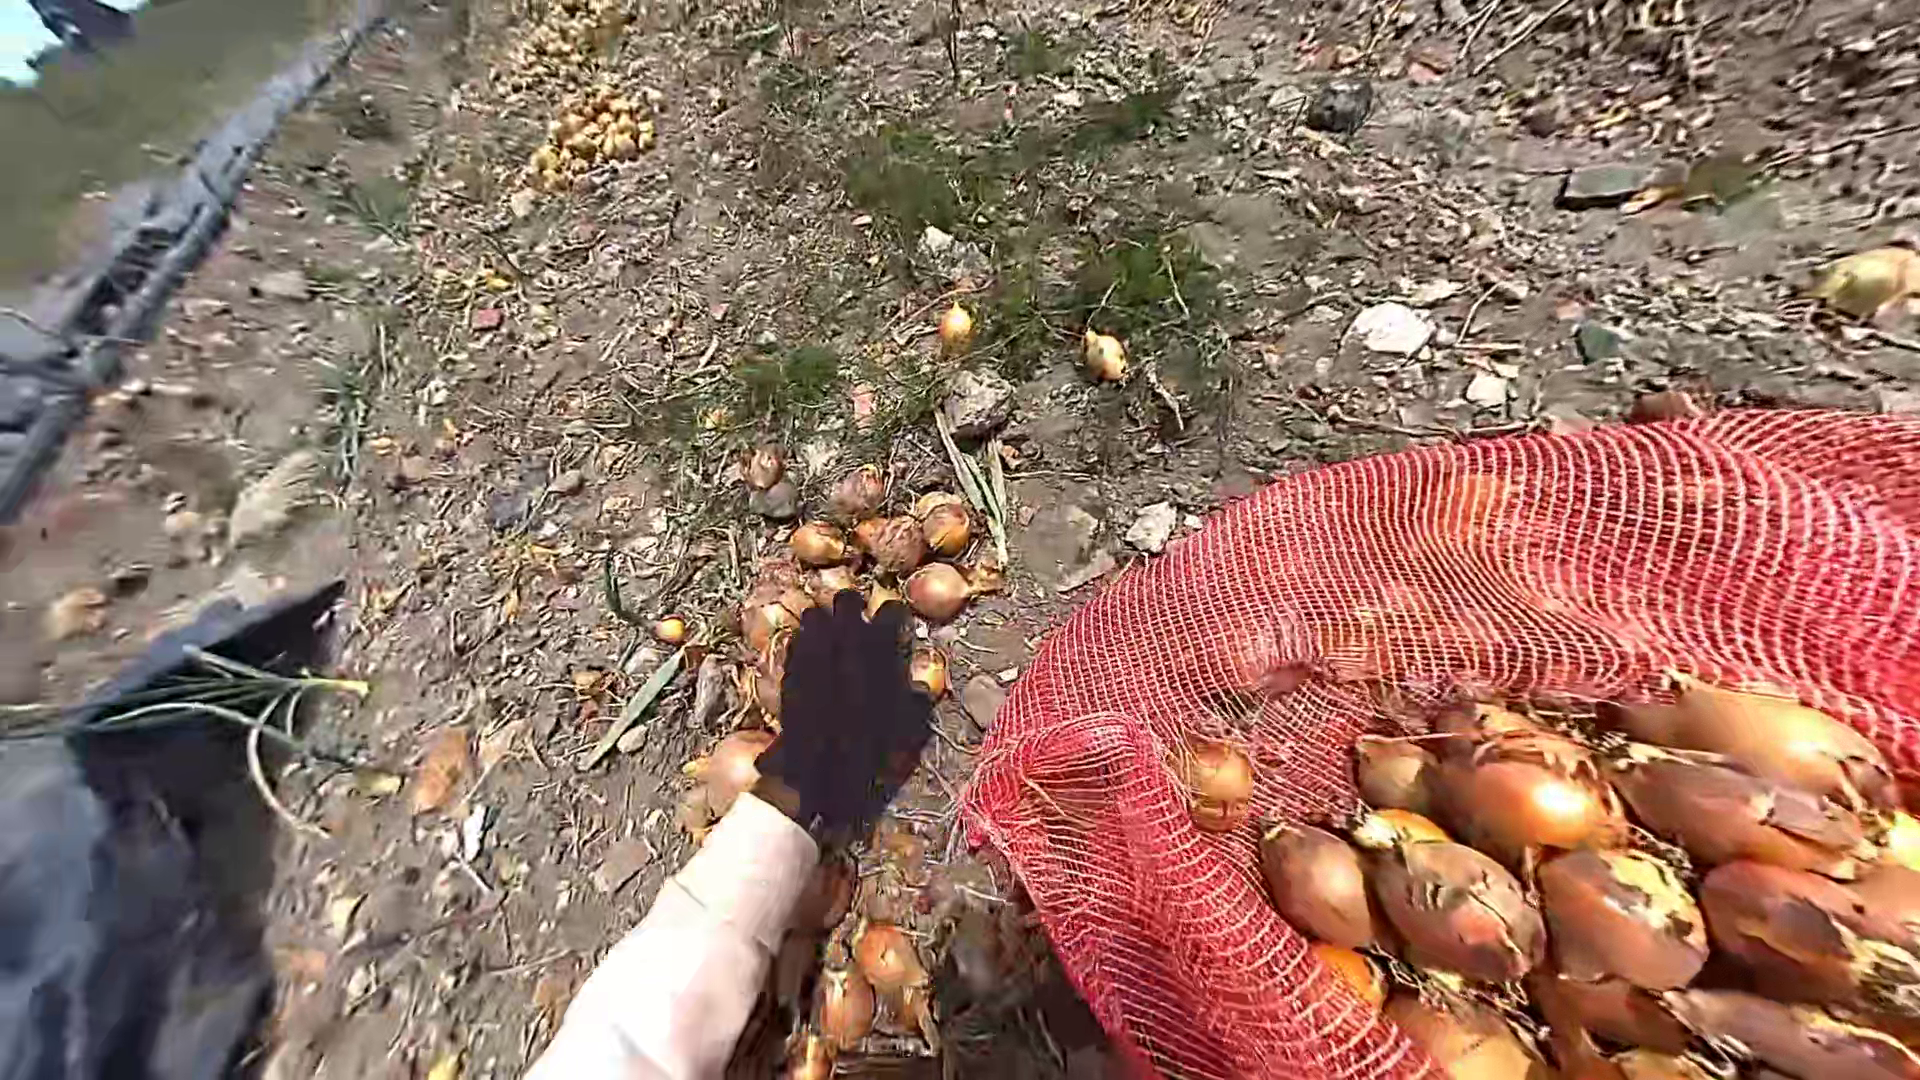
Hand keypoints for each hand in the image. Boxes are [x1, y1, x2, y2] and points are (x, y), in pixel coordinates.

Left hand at [753, 591, 931, 843]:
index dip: (894, 614)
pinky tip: (810, 656)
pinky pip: (797, 639)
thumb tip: (919, 686)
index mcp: (878, 652)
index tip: (894, 622)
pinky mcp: (791, 668)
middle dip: (853, 604)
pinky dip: (805, 642)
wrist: (819, 772)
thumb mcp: (907, 727)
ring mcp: (814, 652)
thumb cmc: (869, 751)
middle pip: (847, 598)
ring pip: (815, 613)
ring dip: (824, 620)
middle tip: (856, 619)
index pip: (891, 610)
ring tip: (830, 634)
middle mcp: (845, 643)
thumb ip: (916, 700)